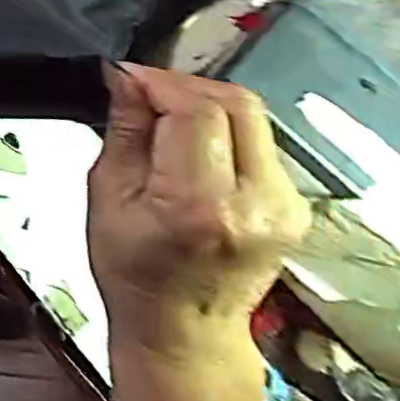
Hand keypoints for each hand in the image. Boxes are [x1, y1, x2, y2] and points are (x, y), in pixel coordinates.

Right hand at [87, 64, 310, 364]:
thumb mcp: (105, 192)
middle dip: (181, 85)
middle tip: (138, 89)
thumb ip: (124, 131)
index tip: (122, 76)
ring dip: (198, 102)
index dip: (156, 82)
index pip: (196, 112)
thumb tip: (125, 79)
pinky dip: (216, 125)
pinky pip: (257, 139)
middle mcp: (259, 202)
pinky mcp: (293, 202)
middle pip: (237, 104)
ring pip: (251, 117)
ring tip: (156, 115)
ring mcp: (287, 204)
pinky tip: (183, 139)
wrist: (183, 324)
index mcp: (201, 204)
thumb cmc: (131, 266)